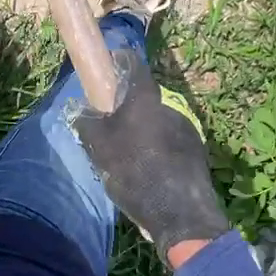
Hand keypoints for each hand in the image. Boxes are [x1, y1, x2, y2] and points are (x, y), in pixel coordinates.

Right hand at [70, 48, 230, 264]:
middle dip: (128, 104)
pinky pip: (171, 139)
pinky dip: (159, 146)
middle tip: (112, 121)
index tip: (107, 67)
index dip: (119, 61)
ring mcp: (186, 127)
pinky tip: (149, 168)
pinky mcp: (196, 149)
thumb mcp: (99, 147)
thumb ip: (86, 123)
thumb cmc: (135, 172)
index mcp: (145, 98)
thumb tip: (79, 110)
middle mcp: (169, 106)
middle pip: (145, 95)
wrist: (180, 214)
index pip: (133, 64)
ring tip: (130, 151)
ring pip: (158, 118)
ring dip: (145, 127)